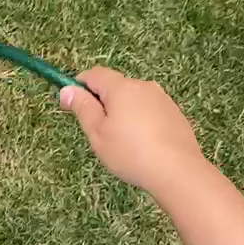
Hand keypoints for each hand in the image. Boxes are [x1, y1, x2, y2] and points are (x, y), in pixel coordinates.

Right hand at [58, 68, 212, 198]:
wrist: (176, 170)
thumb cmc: (129, 153)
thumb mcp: (97, 133)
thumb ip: (82, 108)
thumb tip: (67, 89)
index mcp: (121, 88)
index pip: (94, 74)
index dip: (79, 86)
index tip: (72, 105)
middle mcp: (143, 86)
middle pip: (115, 86)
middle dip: (102, 103)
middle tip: (98, 133)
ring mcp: (162, 98)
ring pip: (132, 99)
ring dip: (122, 113)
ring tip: (122, 142)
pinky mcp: (174, 113)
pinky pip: (149, 110)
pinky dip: (140, 121)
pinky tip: (142, 145)